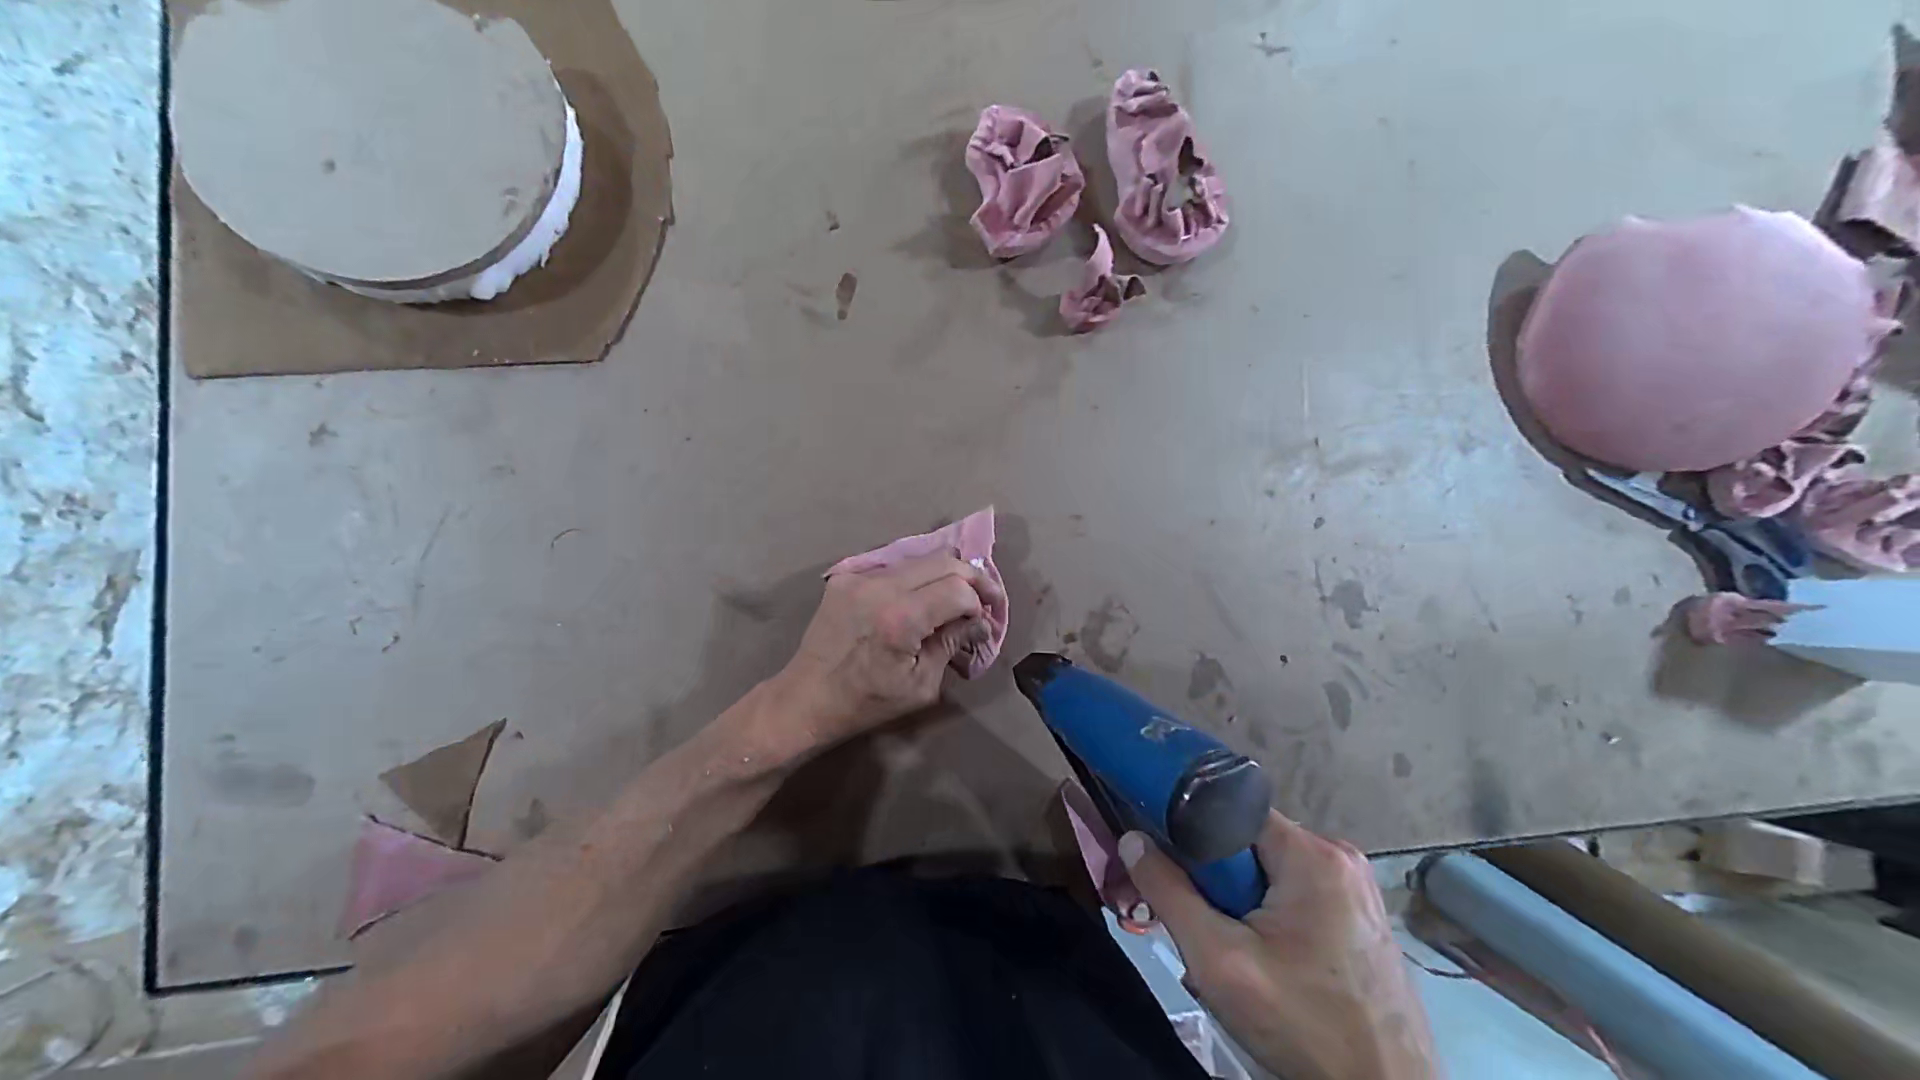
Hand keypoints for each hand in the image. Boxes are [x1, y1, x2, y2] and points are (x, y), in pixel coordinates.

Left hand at [768, 552, 1003, 745]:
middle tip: (985, 599)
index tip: (985, 620)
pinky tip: (920, 598)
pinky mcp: (846, 576)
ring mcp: (859, 576)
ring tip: (956, 596)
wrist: (806, 697)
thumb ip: (951, 644)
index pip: (958, 589)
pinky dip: (916, 578)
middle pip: (943, 561)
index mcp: (900, 618)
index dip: (979, 602)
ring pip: (919, 558)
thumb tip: (978, 622)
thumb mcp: (921, 685)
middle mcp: (880, 587)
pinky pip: (894, 567)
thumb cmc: (866, 701)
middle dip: (971, 578)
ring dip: (944, 574)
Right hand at [1120, 813, 1439, 1079]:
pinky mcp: (1358, 920)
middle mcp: (1339, 856)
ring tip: (1221, 947)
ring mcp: (1354, 890)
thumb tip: (1131, 839)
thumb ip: (1169, 892)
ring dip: (1234, 902)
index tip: (1159, 861)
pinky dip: (1264, 917)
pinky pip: (1292, 896)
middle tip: (1190, 921)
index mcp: (1314, 853)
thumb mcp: (1218, 959)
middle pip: (1246, 843)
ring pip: (1265, 873)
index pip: (1229, 812)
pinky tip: (1255, 958)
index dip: (1187, 832)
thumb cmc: (1303, 1025)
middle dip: (1210, 878)